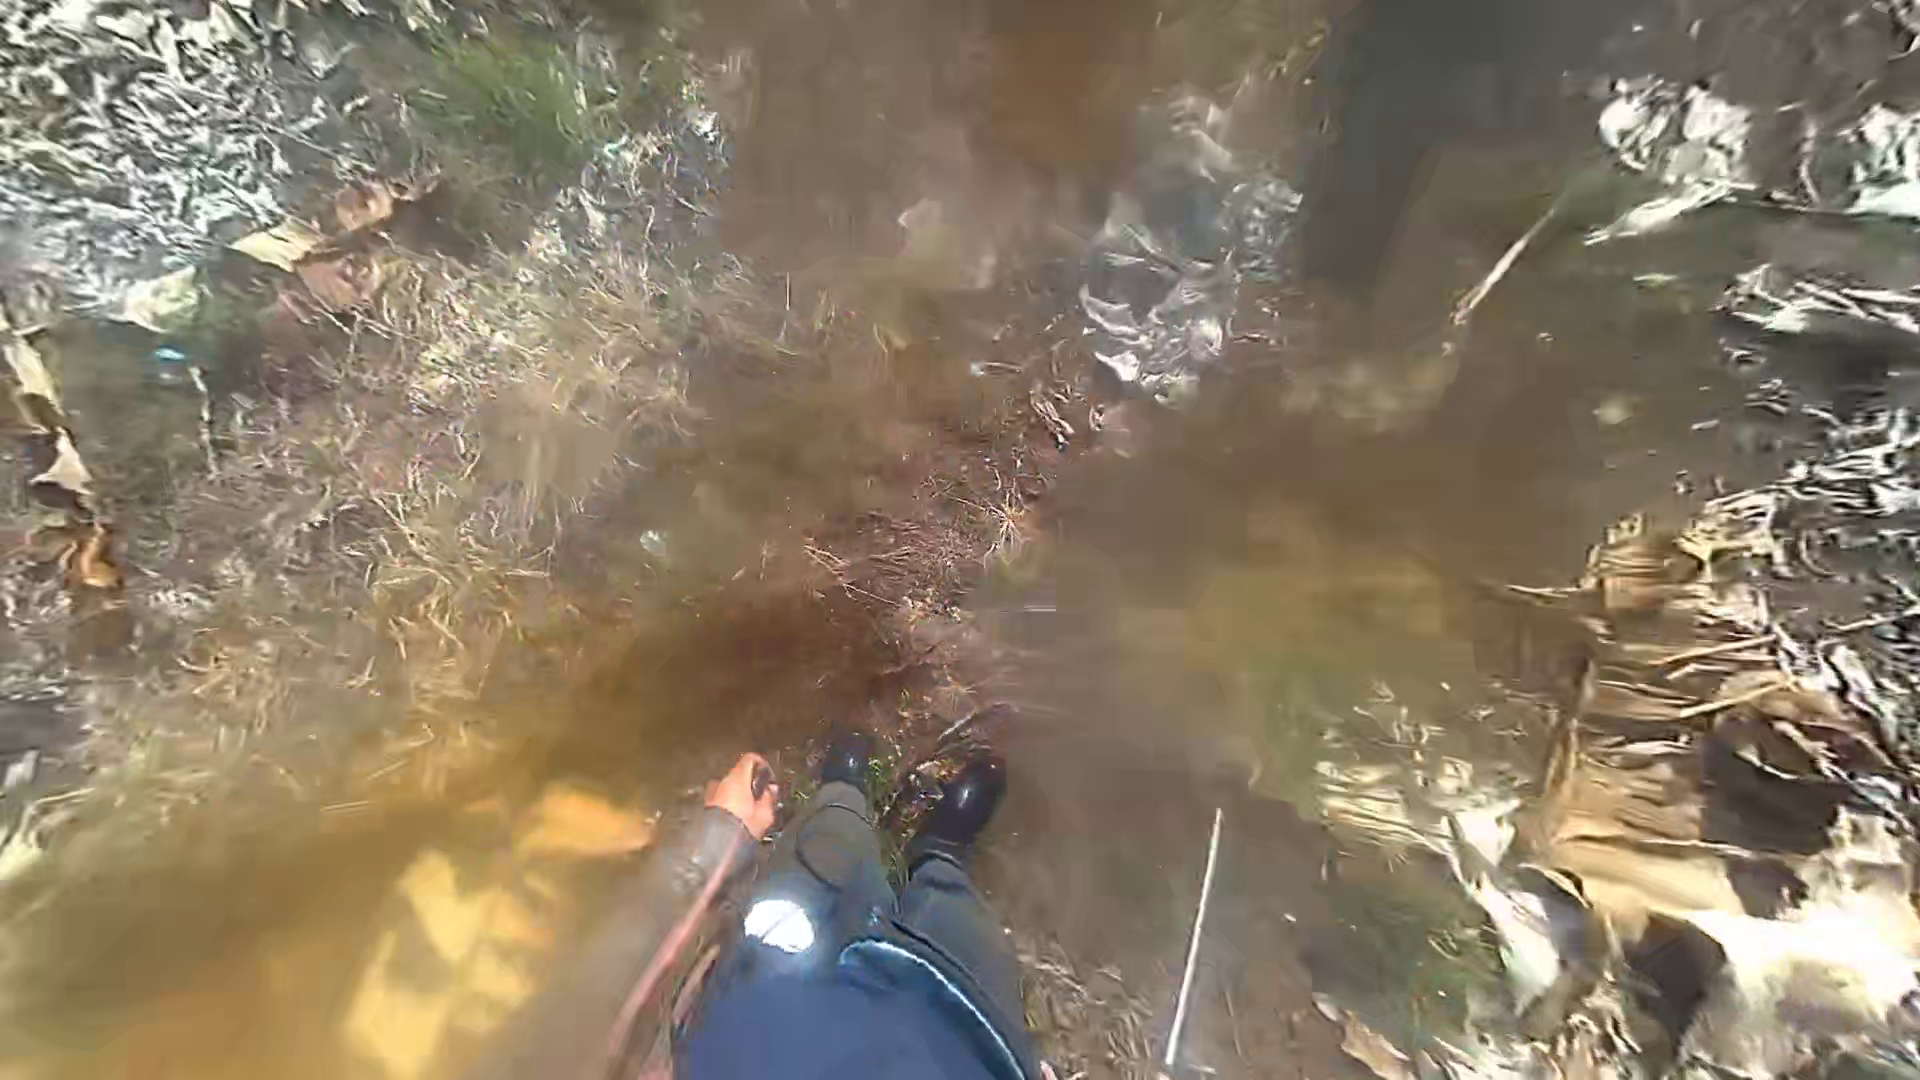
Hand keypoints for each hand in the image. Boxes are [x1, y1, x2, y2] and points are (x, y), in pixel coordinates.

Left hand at [705, 753, 778, 839]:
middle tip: (756, 795)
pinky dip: (726, 803)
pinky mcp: (704, 808)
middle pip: (737, 774)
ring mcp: (711, 795)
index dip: (759, 762)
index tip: (765, 772)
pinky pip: (719, 800)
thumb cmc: (743, 825)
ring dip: (735, 793)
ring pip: (726, 788)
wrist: (716, 848)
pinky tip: (733, 816)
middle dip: (747, 782)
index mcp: (738, 778)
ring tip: (744, 808)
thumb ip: (768, 798)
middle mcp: (722, 782)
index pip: (749, 759)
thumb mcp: (764, 813)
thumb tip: (770, 789)